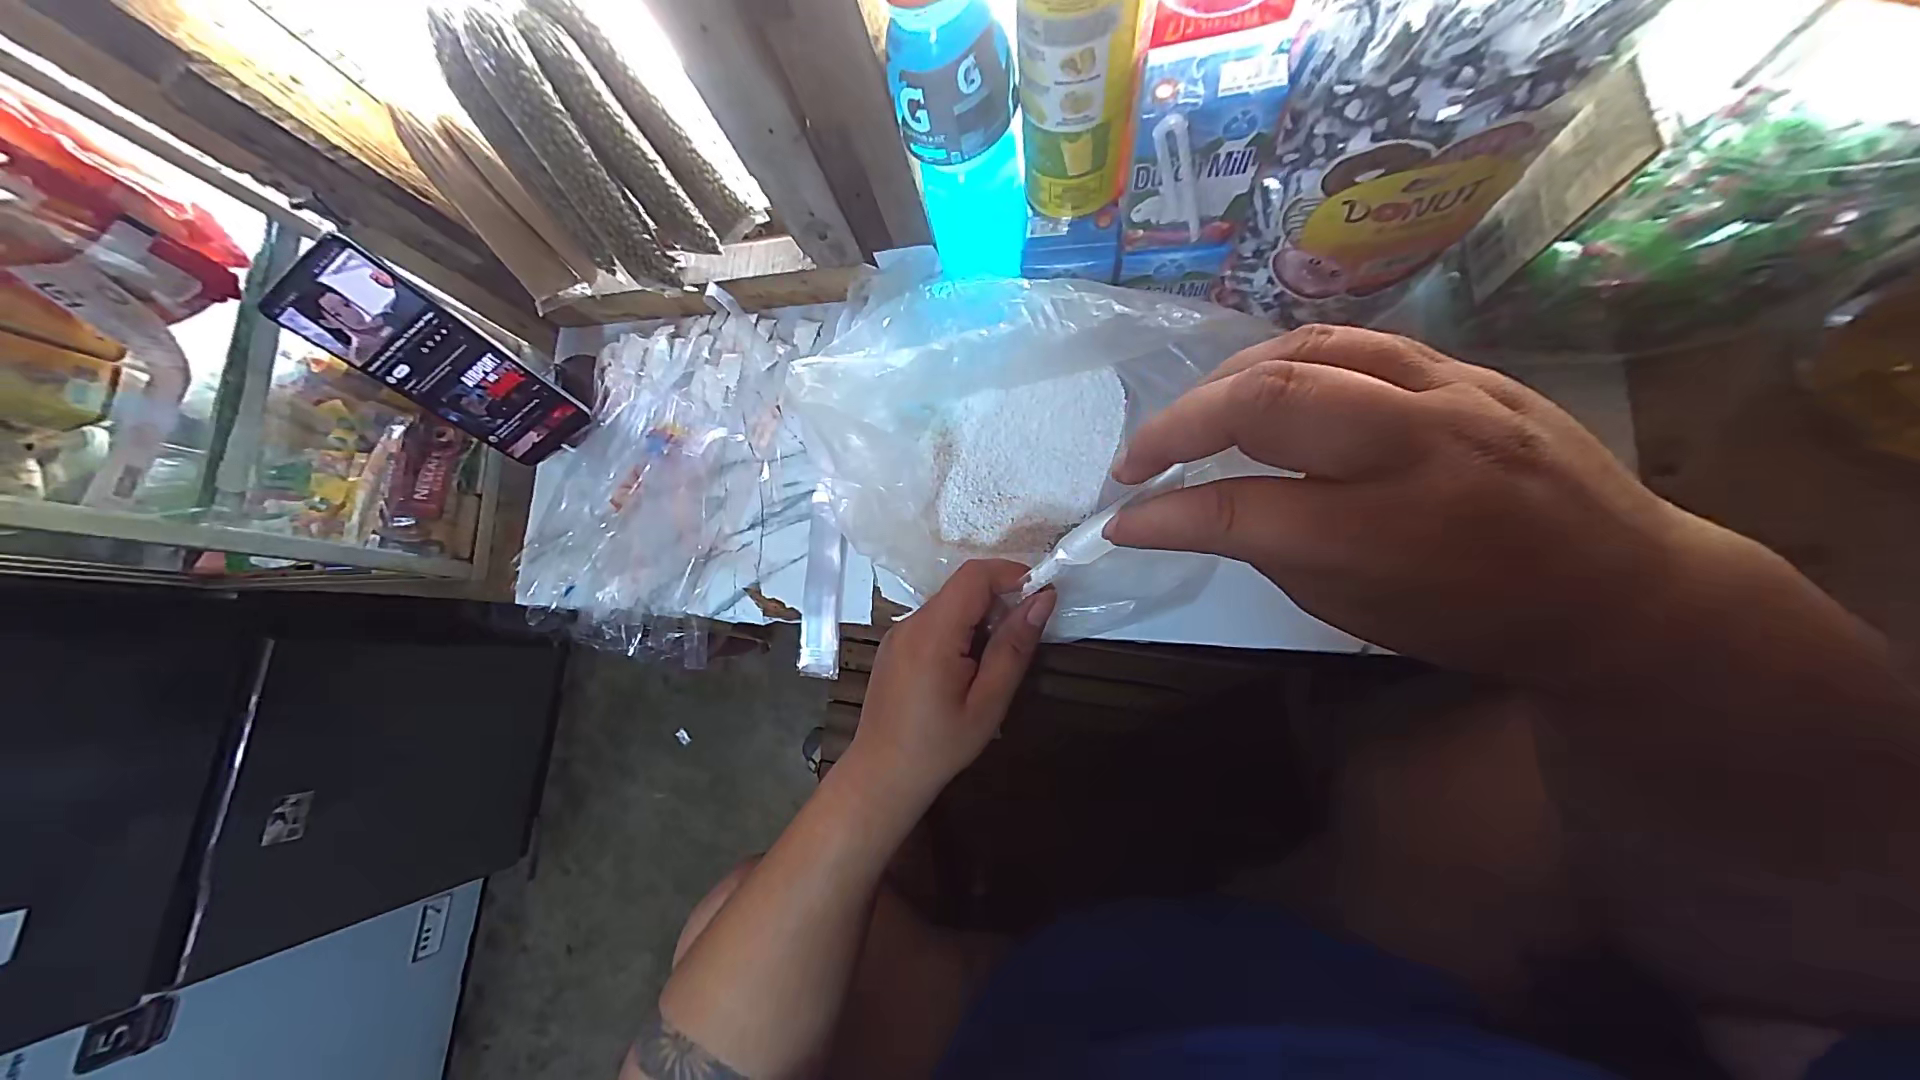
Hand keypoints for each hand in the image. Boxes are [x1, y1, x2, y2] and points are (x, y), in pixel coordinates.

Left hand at [844, 560, 1055, 807]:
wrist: (883, 775)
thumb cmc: (939, 745)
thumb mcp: (988, 701)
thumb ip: (1014, 646)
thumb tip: (1042, 599)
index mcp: (932, 633)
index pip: (974, 575)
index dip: (1012, 574)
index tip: (1041, 595)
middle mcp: (910, 623)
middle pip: (961, 587)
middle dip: (1000, 598)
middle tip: (1023, 636)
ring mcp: (898, 632)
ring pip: (949, 603)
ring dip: (980, 616)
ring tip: (993, 661)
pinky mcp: (894, 645)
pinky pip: (934, 620)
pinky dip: (960, 628)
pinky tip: (966, 668)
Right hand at [1106, 324, 1699, 684]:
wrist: (1617, 589)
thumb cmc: (1468, 617)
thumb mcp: (1350, 607)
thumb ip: (1266, 547)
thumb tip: (1190, 511)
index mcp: (1386, 534)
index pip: (1241, 509)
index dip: (1164, 515)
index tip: (1118, 523)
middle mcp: (1416, 449)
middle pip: (1267, 400)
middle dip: (1177, 425)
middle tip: (1136, 459)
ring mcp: (1448, 393)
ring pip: (1304, 351)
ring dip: (1221, 382)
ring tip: (1188, 418)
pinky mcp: (1463, 368)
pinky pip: (1350, 341)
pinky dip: (1280, 361)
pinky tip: (1256, 386)